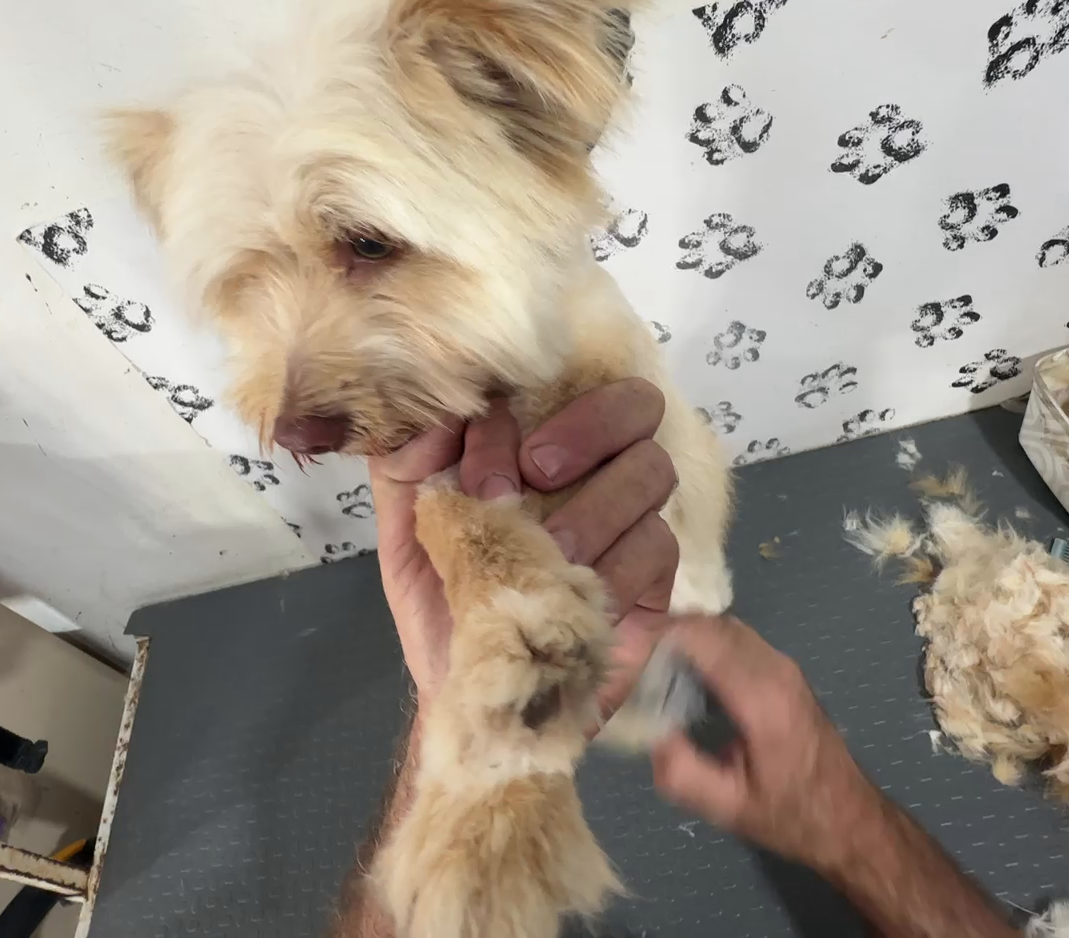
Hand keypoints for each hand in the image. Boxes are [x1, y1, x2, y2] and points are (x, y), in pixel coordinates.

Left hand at [368, 378, 678, 716]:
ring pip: (653, 472)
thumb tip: (442, 405)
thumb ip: (409, 460)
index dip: (536, 404)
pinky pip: (661, 546)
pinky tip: (575, 591)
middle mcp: (594, 473)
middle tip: (536, 472)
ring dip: (594, 506)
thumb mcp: (408, 524)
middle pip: (638, 406)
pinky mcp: (654, 583)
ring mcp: (629, 525)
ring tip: (546, 550)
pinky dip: (616, 564)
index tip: (482, 455)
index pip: (574, 380)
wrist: (470, 689)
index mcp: (539, 447)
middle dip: (589, 427)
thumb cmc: (442, 597)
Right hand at [650, 616, 878, 871]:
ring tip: (654, 664)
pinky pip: (734, 635)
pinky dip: (703, 640)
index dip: (657, 638)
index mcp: (760, 697)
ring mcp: (782, 663)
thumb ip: (682, 773)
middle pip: (708, 623)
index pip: (699, 637)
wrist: (851, 818)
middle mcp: (773, 668)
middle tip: (633, 660)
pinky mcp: (782, 667)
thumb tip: (648, 732)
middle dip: (665, 633)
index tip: (628, 658)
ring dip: (685, 635)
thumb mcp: (729, 808)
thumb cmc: (791, 815)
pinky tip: (686, 670)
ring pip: (722, 624)